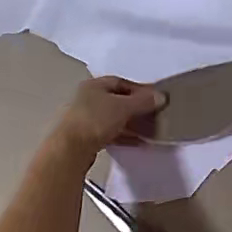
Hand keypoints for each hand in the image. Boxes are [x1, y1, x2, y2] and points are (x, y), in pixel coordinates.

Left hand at [47, 76, 164, 159]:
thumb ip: (143, 101)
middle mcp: (87, 99)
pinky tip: (139, 142)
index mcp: (94, 85)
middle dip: (136, 108)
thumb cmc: (95, 120)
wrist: (70, 149)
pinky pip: (110, 133)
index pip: (121, 82)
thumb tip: (161, 96)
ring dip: (132, 123)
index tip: (154, 98)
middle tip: (153, 114)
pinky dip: (125, 135)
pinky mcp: (87, 137)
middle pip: (117, 100)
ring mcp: (86, 119)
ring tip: (149, 130)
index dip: (139, 89)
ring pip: (114, 118)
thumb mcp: (123, 107)